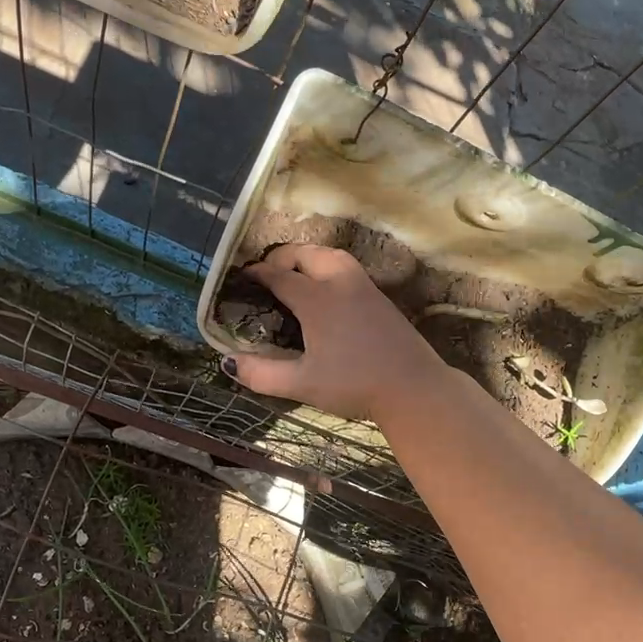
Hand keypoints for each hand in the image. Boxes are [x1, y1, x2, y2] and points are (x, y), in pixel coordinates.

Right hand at [225, 244, 451, 421]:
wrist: (413, 388)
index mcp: (317, 300)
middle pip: (306, 254)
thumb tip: (229, 362)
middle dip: (282, 257)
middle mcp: (340, 282)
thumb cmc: (354, 385)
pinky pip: (347, 268)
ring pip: (331, 255)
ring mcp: (364, 287)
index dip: (258, 273)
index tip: (242, 276)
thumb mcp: (302, 384)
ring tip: (295, 275)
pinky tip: (325, 291)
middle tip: (267, 273)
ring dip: (308, 257)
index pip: (280, 275)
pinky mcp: (380, 297)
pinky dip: (327, 267)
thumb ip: (262, 373)